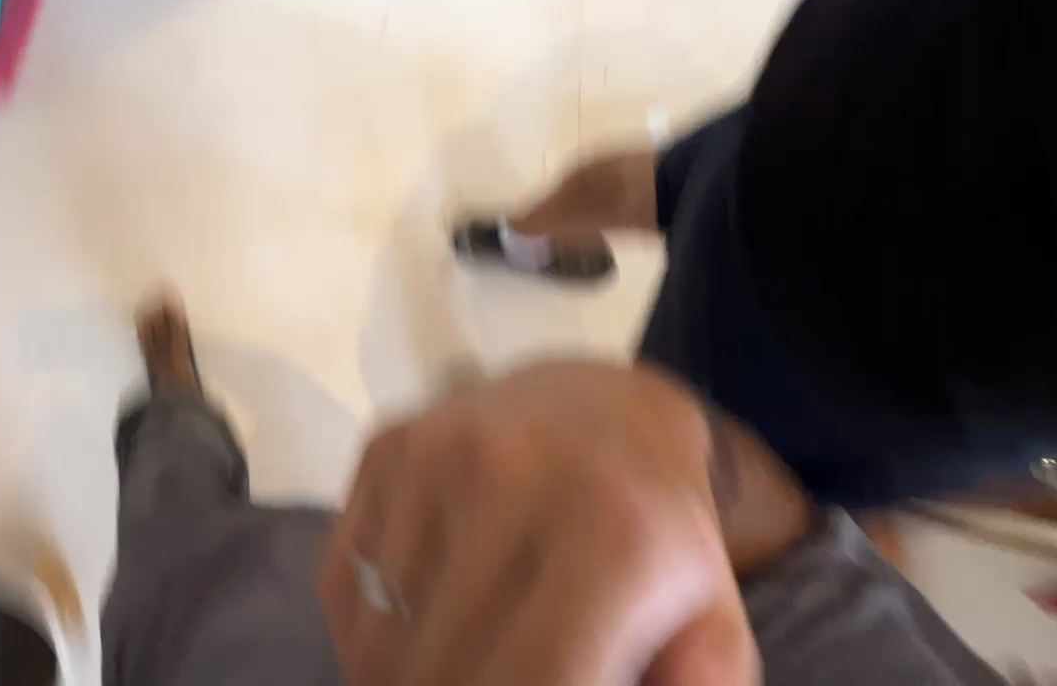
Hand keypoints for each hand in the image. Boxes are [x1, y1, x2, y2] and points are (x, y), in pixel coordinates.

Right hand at [318, 360, 755, 685]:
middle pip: (440, 664)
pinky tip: (413, 620)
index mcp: (609, 536)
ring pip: (380, 629)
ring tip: (449, 661)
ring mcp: (432, 453)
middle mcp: (506, 478)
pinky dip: (366, 627)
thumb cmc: (651, 524)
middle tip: (478, 680)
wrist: (594, 399)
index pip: (535, 678)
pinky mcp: (386, 443)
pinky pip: (342, 578)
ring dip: (403, 673)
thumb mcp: (714, 623)